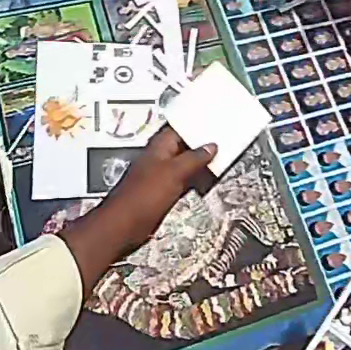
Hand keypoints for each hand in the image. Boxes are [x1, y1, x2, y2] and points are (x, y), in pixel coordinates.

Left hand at [59, 127, 215, 288]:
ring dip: (202, 164)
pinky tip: (208, 181)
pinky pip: (184, 181)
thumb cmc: (143, 196)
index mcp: (158, 147)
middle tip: (226, 143)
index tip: (217, 124)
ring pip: (186, 164)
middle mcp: (159, 159)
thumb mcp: (173, 173)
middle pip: (184, 146)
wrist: (125, 225)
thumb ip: (194, 158)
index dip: (198, 125)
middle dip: (203, 145)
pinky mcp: (163, 192)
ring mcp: (161, 176)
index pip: (180, 128)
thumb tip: (211, 147)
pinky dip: (196, 180)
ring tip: (223, 160)